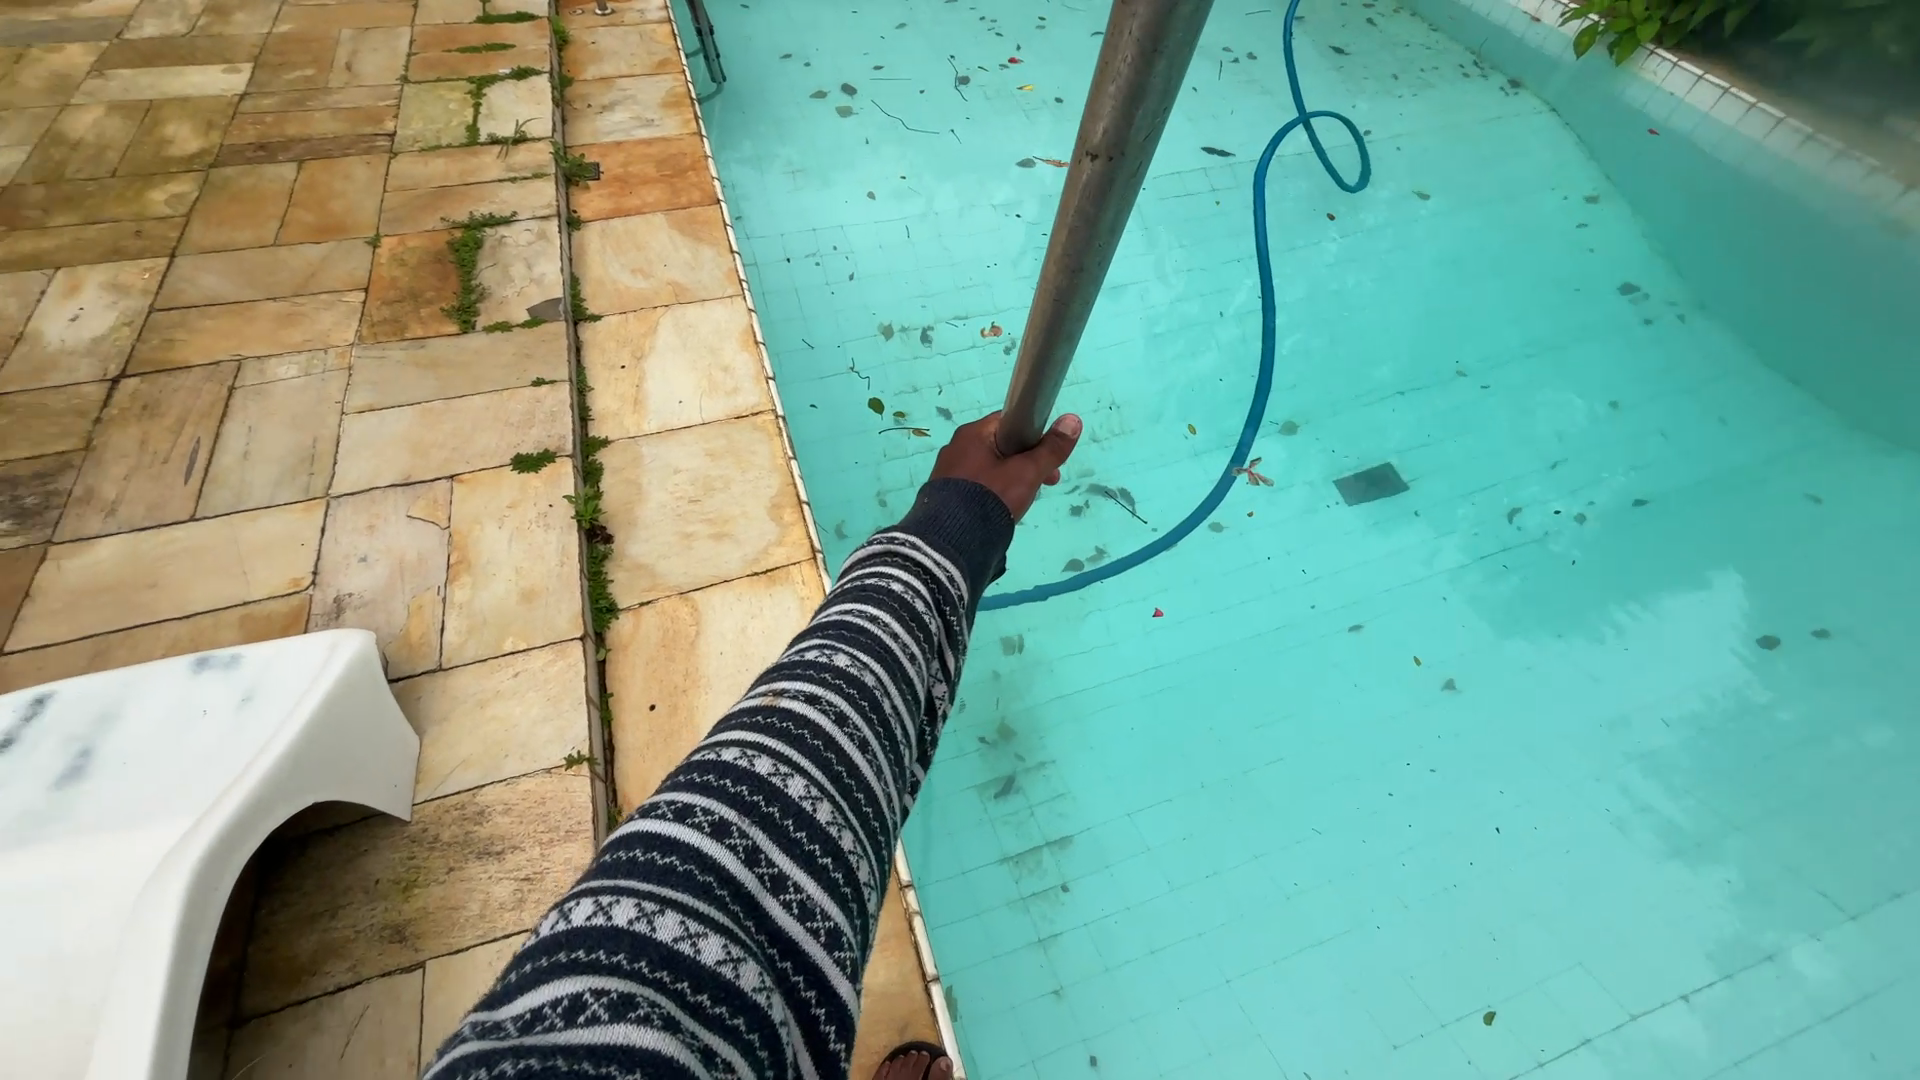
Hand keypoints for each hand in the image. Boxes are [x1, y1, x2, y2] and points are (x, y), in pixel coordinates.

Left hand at [929, 411, 1081, 521]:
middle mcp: (955, 447)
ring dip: (1010, 480)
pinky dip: (991, 493)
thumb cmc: (991, 497)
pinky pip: (975, 485)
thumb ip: (1050, 450)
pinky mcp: (944, 494)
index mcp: (972, 434)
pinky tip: (999, 510)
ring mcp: (946, 472)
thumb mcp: (1027, 473)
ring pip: (989, 468)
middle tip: (1045, 484)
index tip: (1049, 460)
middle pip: (1001, 447)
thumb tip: (1073, 420)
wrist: (952, 540)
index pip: (1010, 423)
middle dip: (1026, 464)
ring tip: (1023, 502)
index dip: (1035, 437)